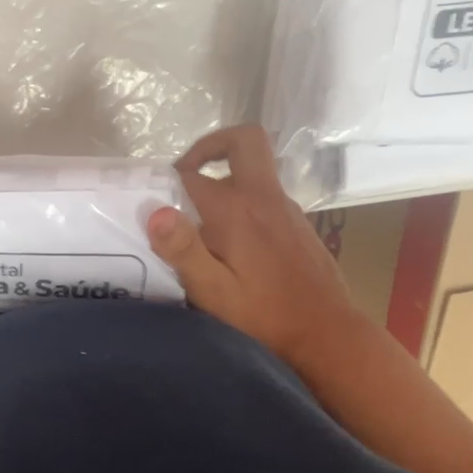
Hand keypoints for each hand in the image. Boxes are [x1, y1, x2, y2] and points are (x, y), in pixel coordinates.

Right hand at [147, 125, 364, 364]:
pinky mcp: (294, 224)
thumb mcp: (210, 289)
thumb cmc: (260, 315)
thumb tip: (154, 211)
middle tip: (181, 177)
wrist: (323, 331)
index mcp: (238, 211)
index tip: (149, 200)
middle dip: (209, 147)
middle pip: (244, 141)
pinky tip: (224, 244)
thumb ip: (182, 248)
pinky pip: (262, 197)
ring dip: (222, 179)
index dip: (168, 180)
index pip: (195, 174)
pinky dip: (238, 203)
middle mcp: (264, 198)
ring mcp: (284, 209)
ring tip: (194, 221)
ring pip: (253, 171)